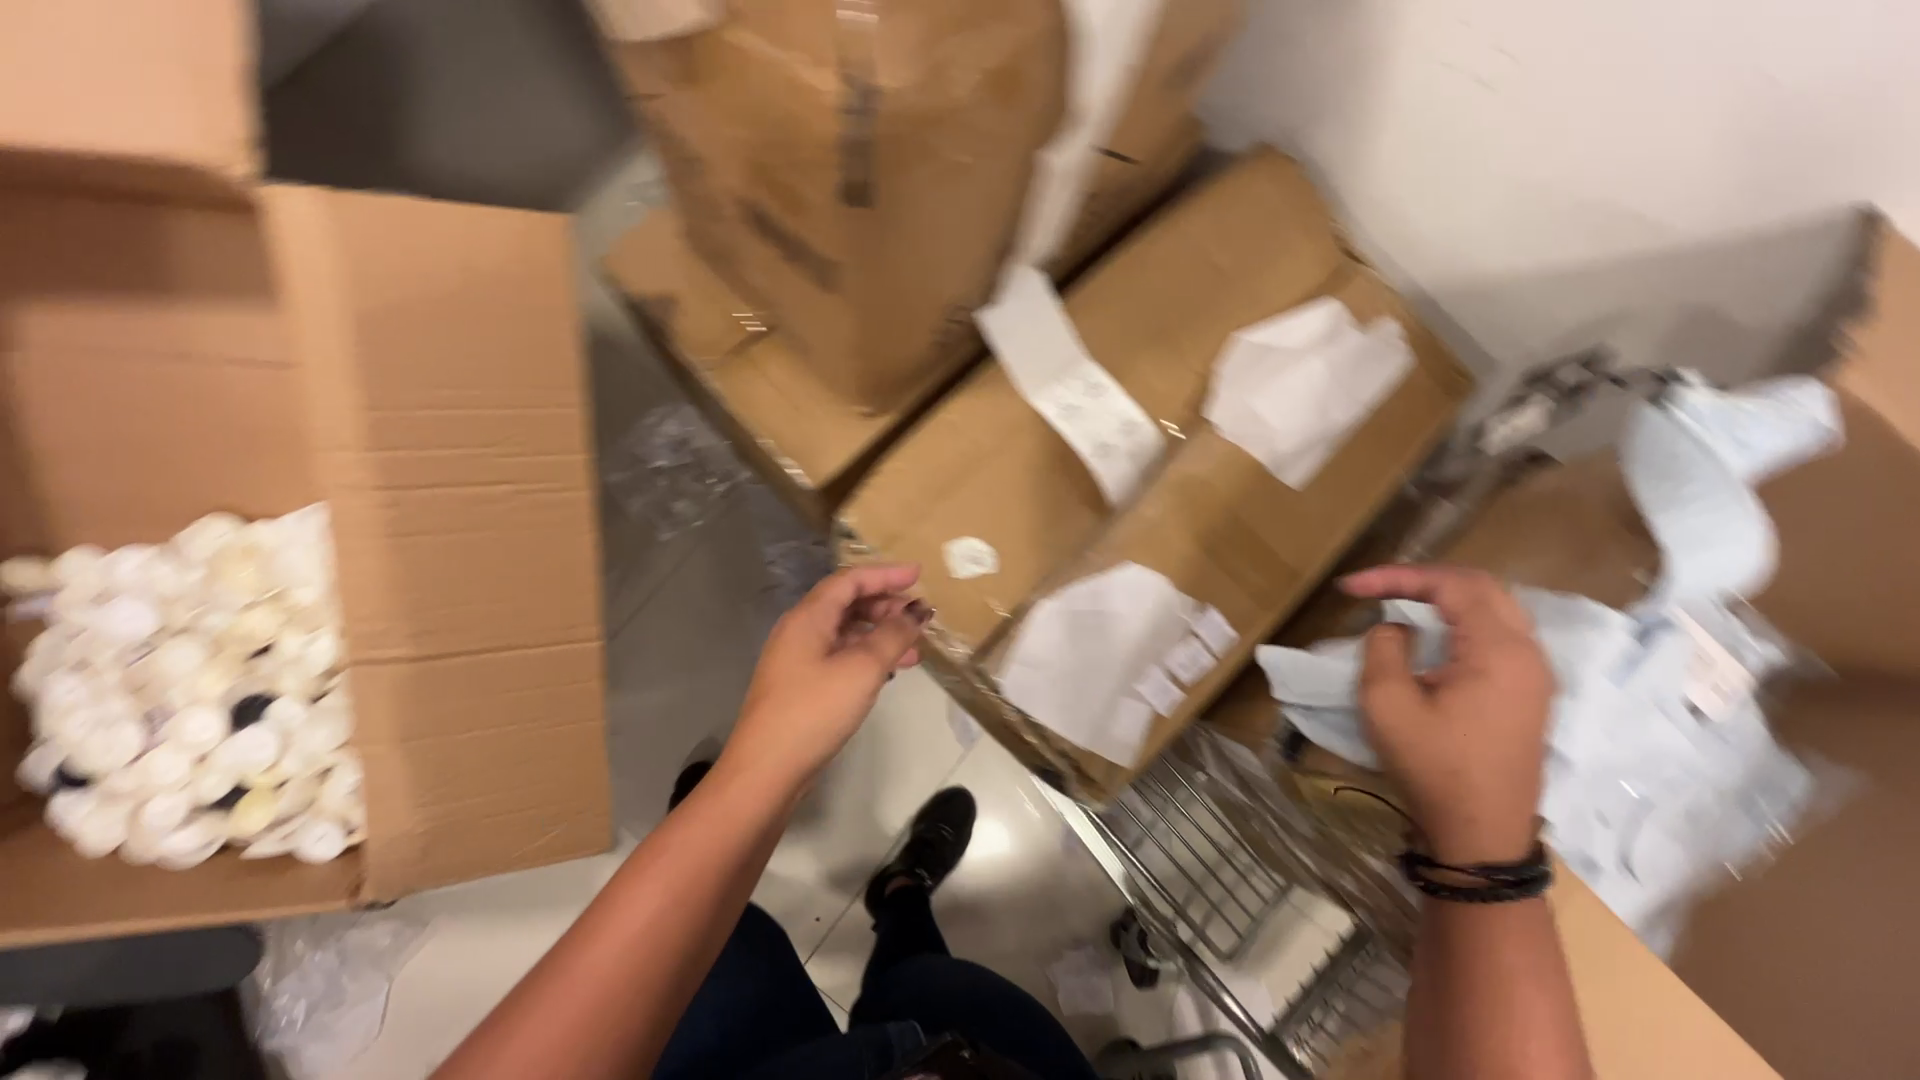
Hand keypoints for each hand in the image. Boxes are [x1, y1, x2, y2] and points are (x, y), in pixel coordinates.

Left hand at [724, 563, 930, 791]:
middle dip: (885, 605)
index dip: (885, 574)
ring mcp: (797, 660)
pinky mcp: (801, 686)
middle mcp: (799, 631)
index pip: (850, 580)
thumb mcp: (863, 669)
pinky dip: (866, 657)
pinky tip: (888, 673)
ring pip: (845, 633)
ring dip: (879, 635)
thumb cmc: (814, 710)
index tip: (919, 576)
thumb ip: (893, 635)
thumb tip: (918, 611)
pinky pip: (839, 656)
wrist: (766, 769)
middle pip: (846, 604)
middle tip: (918, 617)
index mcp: (808, 617)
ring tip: (913, 650)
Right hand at [1343, 564, 1553, 863]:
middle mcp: (1528, 653)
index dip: (1398, 576)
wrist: (1481, 835)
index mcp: (1498, 650)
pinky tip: (1433, 634)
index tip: (1350, 587)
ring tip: (1401, 601)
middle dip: (1425, 579)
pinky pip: (1500, 635)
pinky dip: (1463, 621)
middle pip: (1481, 588)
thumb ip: (1384, 649)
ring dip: (1447, 598)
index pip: (1452, 586)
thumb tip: (1395, 629)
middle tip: (1378, 586)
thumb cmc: (1433, 767)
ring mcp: (1535, 675)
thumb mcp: (1387, 704)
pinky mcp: (1530, 694)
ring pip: (1495, 609)